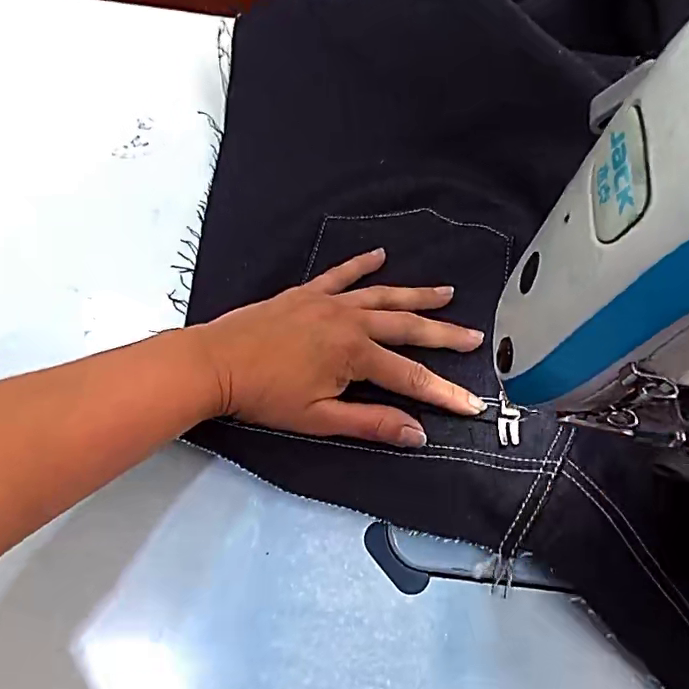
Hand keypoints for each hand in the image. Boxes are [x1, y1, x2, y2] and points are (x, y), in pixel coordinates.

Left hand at [189, 248, 487, 446]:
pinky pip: (341, 275)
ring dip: (417, 295)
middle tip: (475, 337)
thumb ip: (372, 423)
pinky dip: (361, 265)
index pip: (412, 378)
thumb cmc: (264, 396)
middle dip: (445, 334)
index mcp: (355, 355)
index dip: (445, 394)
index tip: (473, 403)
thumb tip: (418, 434)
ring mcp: (330, 302)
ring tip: (447, 293)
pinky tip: (379, 254)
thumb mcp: (319, 418)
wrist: (212, 363)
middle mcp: (351, 322)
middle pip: (408, 328)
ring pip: (384, 297)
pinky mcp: (308, 292)